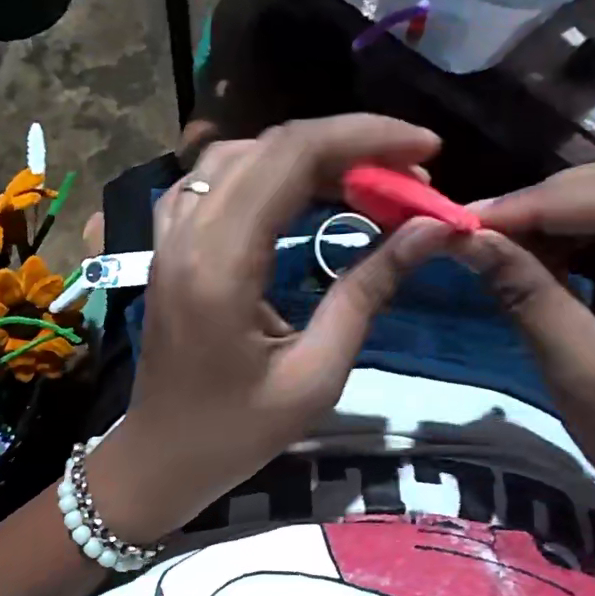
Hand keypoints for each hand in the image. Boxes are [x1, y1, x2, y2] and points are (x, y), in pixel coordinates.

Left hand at [90, 115, 453, 540]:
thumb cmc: (238, 432)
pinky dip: (264, 171)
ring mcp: (170, 236)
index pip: (292, 157)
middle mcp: (188, 233)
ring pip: (240, 156)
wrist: (163, 457)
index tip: (426, 148)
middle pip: (270, 147)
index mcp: (221, 264)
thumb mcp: (316, 375)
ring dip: (306, 156)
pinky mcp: (169, 248)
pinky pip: (214, 182)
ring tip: (364, 181)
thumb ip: (368, 293)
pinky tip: (296, 191)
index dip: (366, 138)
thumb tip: (431, 230)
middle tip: (409, 173)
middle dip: (349, 146)